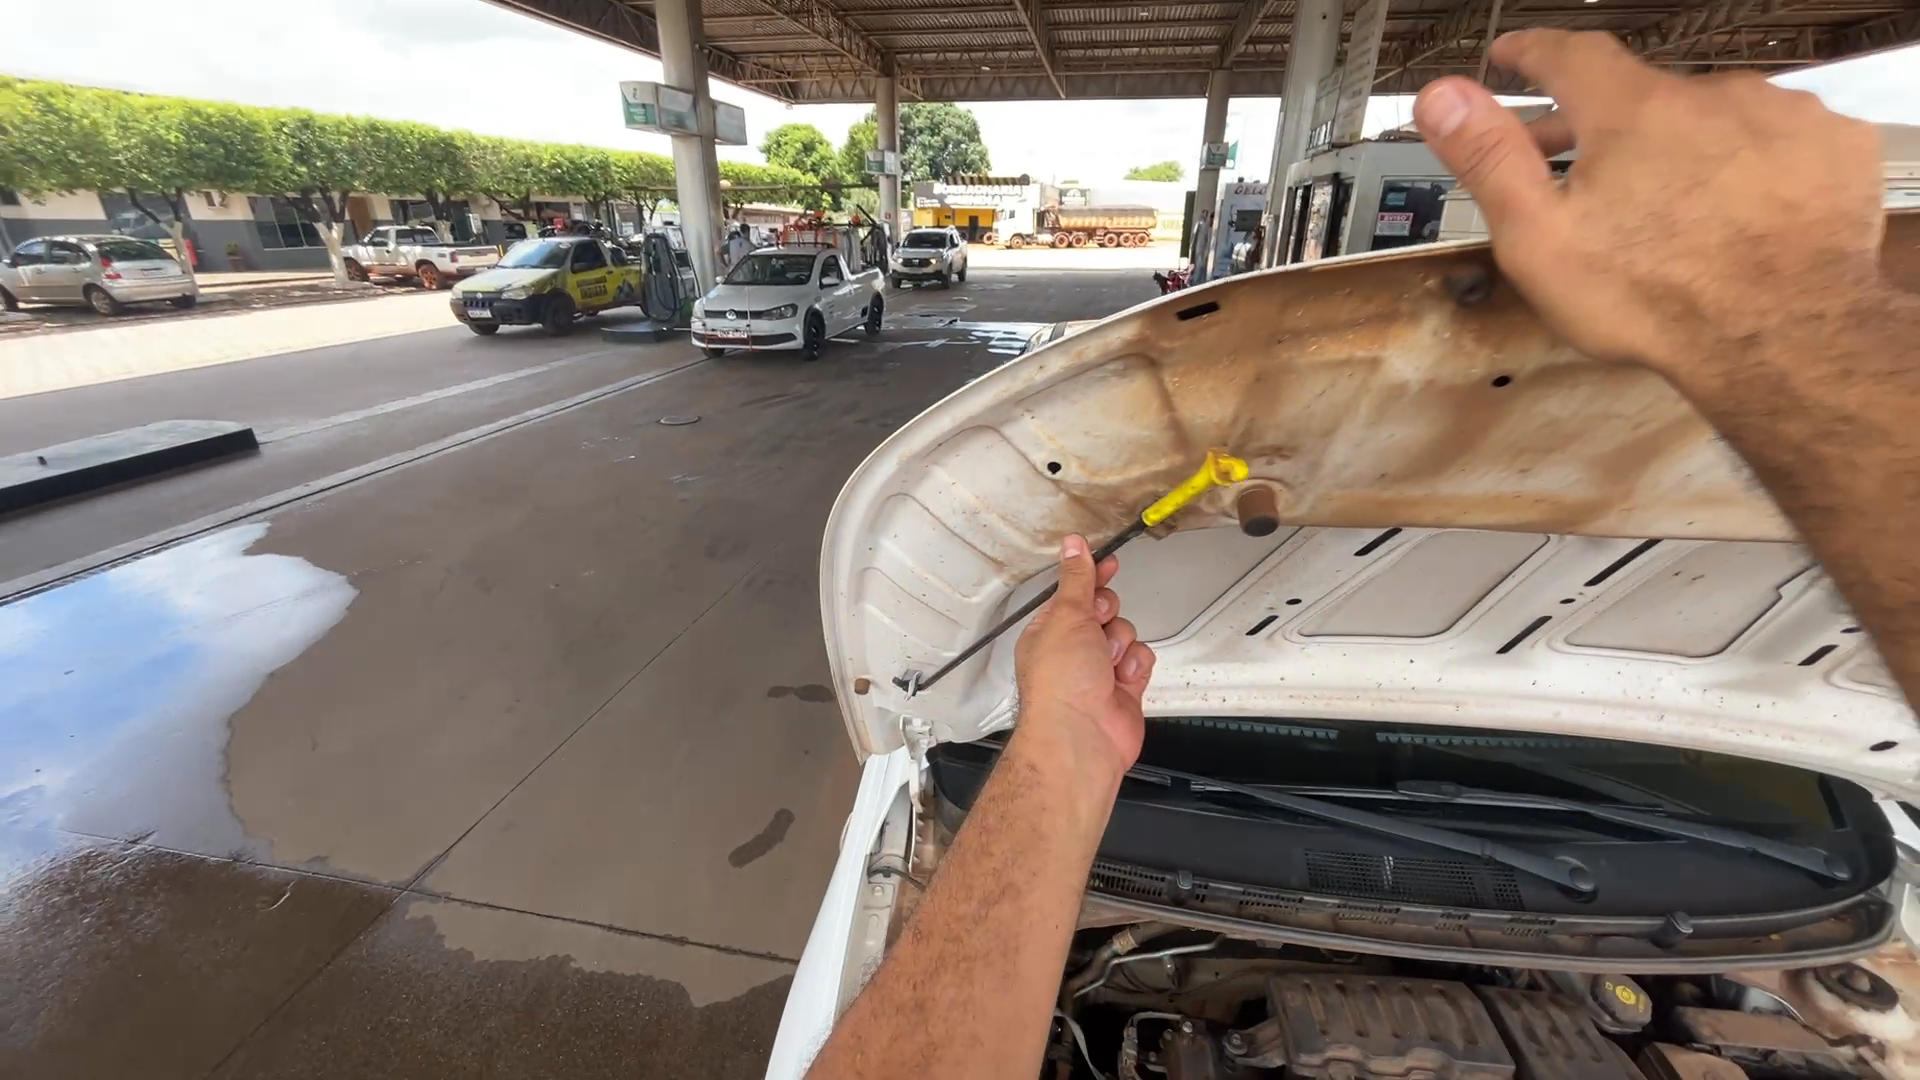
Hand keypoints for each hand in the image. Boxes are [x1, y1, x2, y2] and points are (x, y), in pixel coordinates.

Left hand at [1012, 534, 1154, 788]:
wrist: (1082, 736)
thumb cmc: (1060, 685)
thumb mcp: (1066, 616)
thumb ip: (1076, 579)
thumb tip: (1072, 546)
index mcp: (1048, 630)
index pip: (1073, 592)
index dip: (1091, 575)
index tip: (1108, 562)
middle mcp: (1071, 649)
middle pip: (1102, 610)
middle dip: (1105, 614)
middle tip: (1097, 624)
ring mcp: (1097, 669)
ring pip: (1124, 633)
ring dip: (1120, 642)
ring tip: (1107, 662)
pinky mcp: (1122, 688)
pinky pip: (1140, 658)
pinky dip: (1136, 665)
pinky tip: (1123, 677)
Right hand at [1413, 30, 1886, 381]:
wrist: (1772, 333)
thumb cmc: (1640, 292)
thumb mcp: (1536, 234)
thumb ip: (1490, 158)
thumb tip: (1441, 96)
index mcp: (1633, 114)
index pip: (1573, 56)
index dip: (1533, 51)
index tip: (1510, 53)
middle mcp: (1713, 96)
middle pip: (1635, 97)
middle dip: (1592, 126)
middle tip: (1560, 169)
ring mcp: (1782, 117)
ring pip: (1701, 118)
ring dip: (1662, 145)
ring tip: (1642, 203)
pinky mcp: (1828, 148)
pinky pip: (1763, 138)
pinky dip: (1727, 161)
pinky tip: (1711, 208)